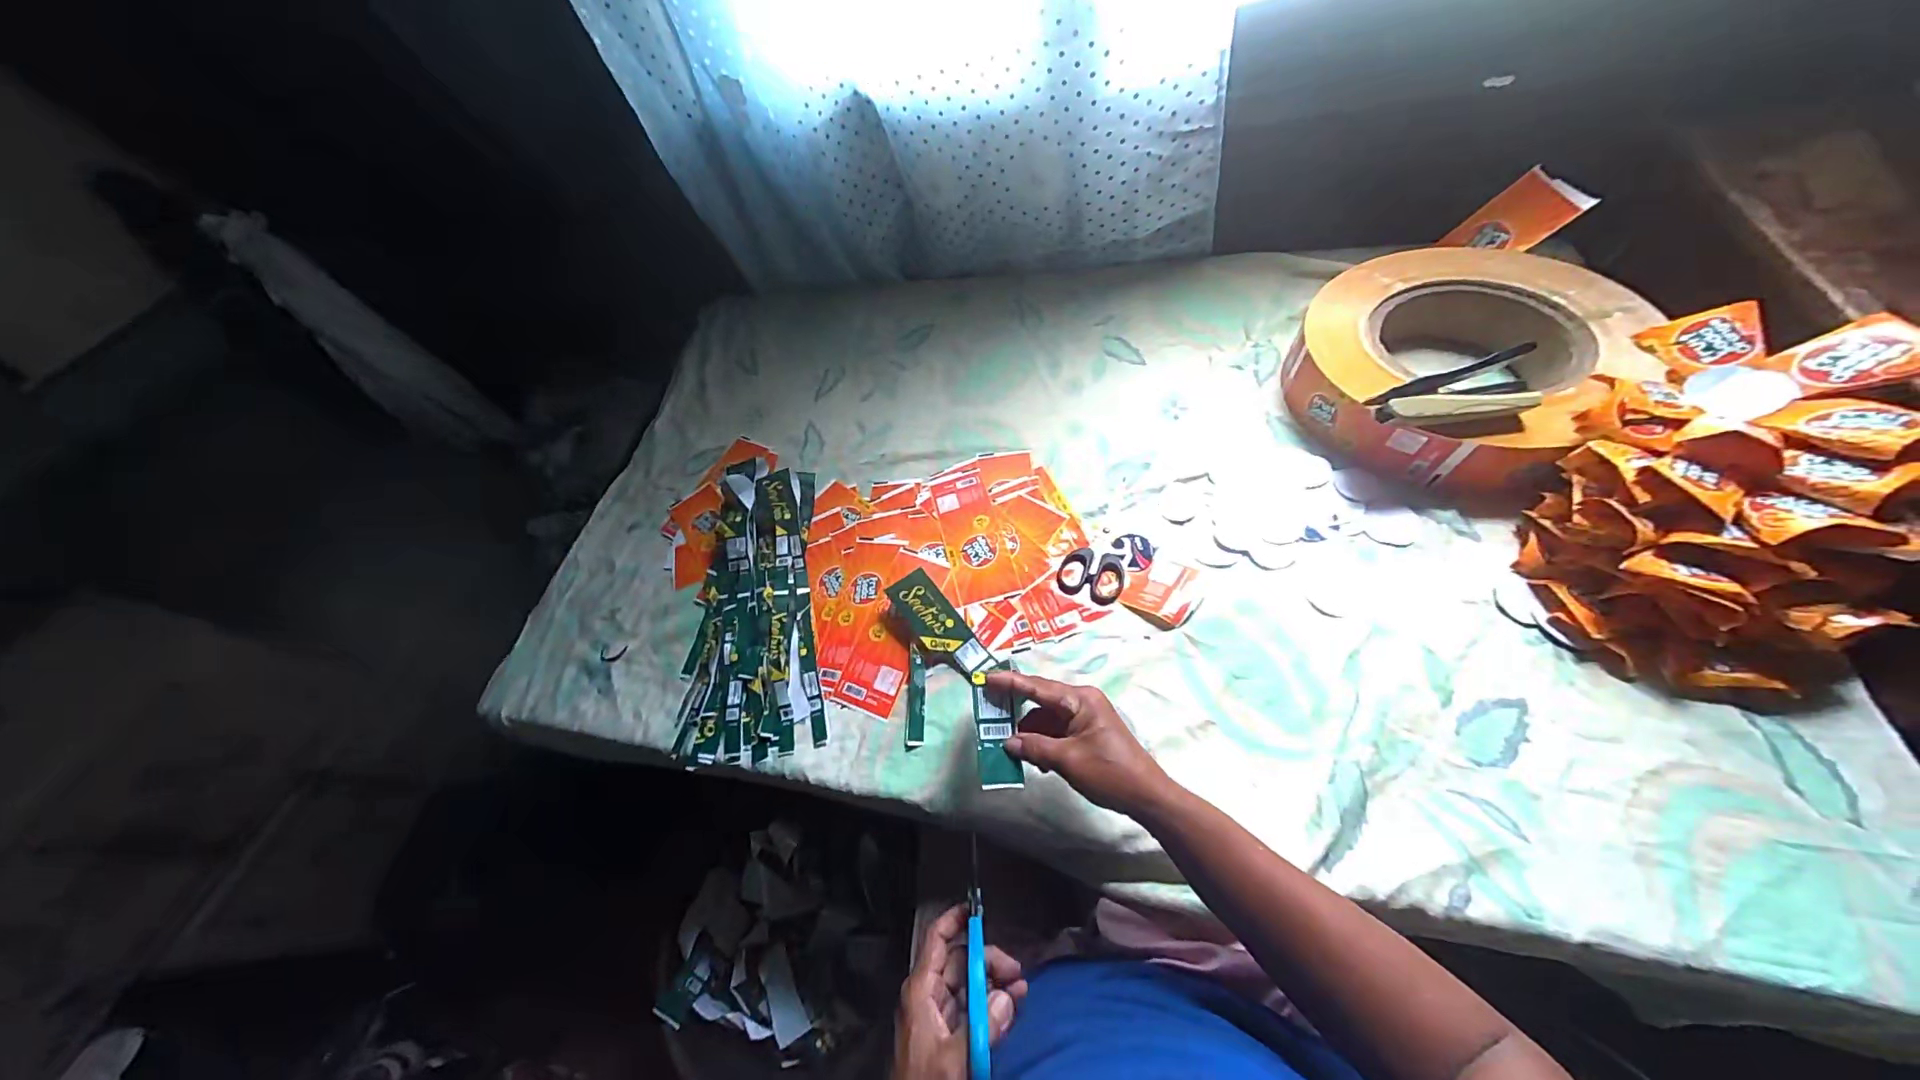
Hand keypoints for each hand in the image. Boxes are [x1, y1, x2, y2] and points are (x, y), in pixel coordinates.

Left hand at [892, 902, 1025, 1079]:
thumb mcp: (954, 1059)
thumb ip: (982, 1026)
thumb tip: (1006, 996)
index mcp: (921, 991)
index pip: (935, 941)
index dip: (953, 920)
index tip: (975, 907)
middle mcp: (929, 995)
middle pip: (959, 960)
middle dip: (988, 960)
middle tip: (1015, 973)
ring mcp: (941, 1014)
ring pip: (970, 982)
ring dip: (995, 982)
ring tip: (1020, 990)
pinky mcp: (952, 1032)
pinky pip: (974, 1005)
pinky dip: (993, 1002)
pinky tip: (1011, 1006)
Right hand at [989, 671, 1173, 816]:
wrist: (1146, 795)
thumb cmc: (1109, 772)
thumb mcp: (1067, 760)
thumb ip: (1034, 747)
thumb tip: (1007, 742)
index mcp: (1080, 700)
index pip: (1038, 687)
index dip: (1010, 683)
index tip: (987, 678)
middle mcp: (1083, 701)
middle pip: (1041, 700)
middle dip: (1017, 710)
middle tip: (991, 714)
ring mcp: (1086, 717)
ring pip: (1047, 718)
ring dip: (1031, 732)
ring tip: (1013, 749)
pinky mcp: (1087, 732)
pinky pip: (1057, 730)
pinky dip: (1044, 741)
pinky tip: (1035, 758)